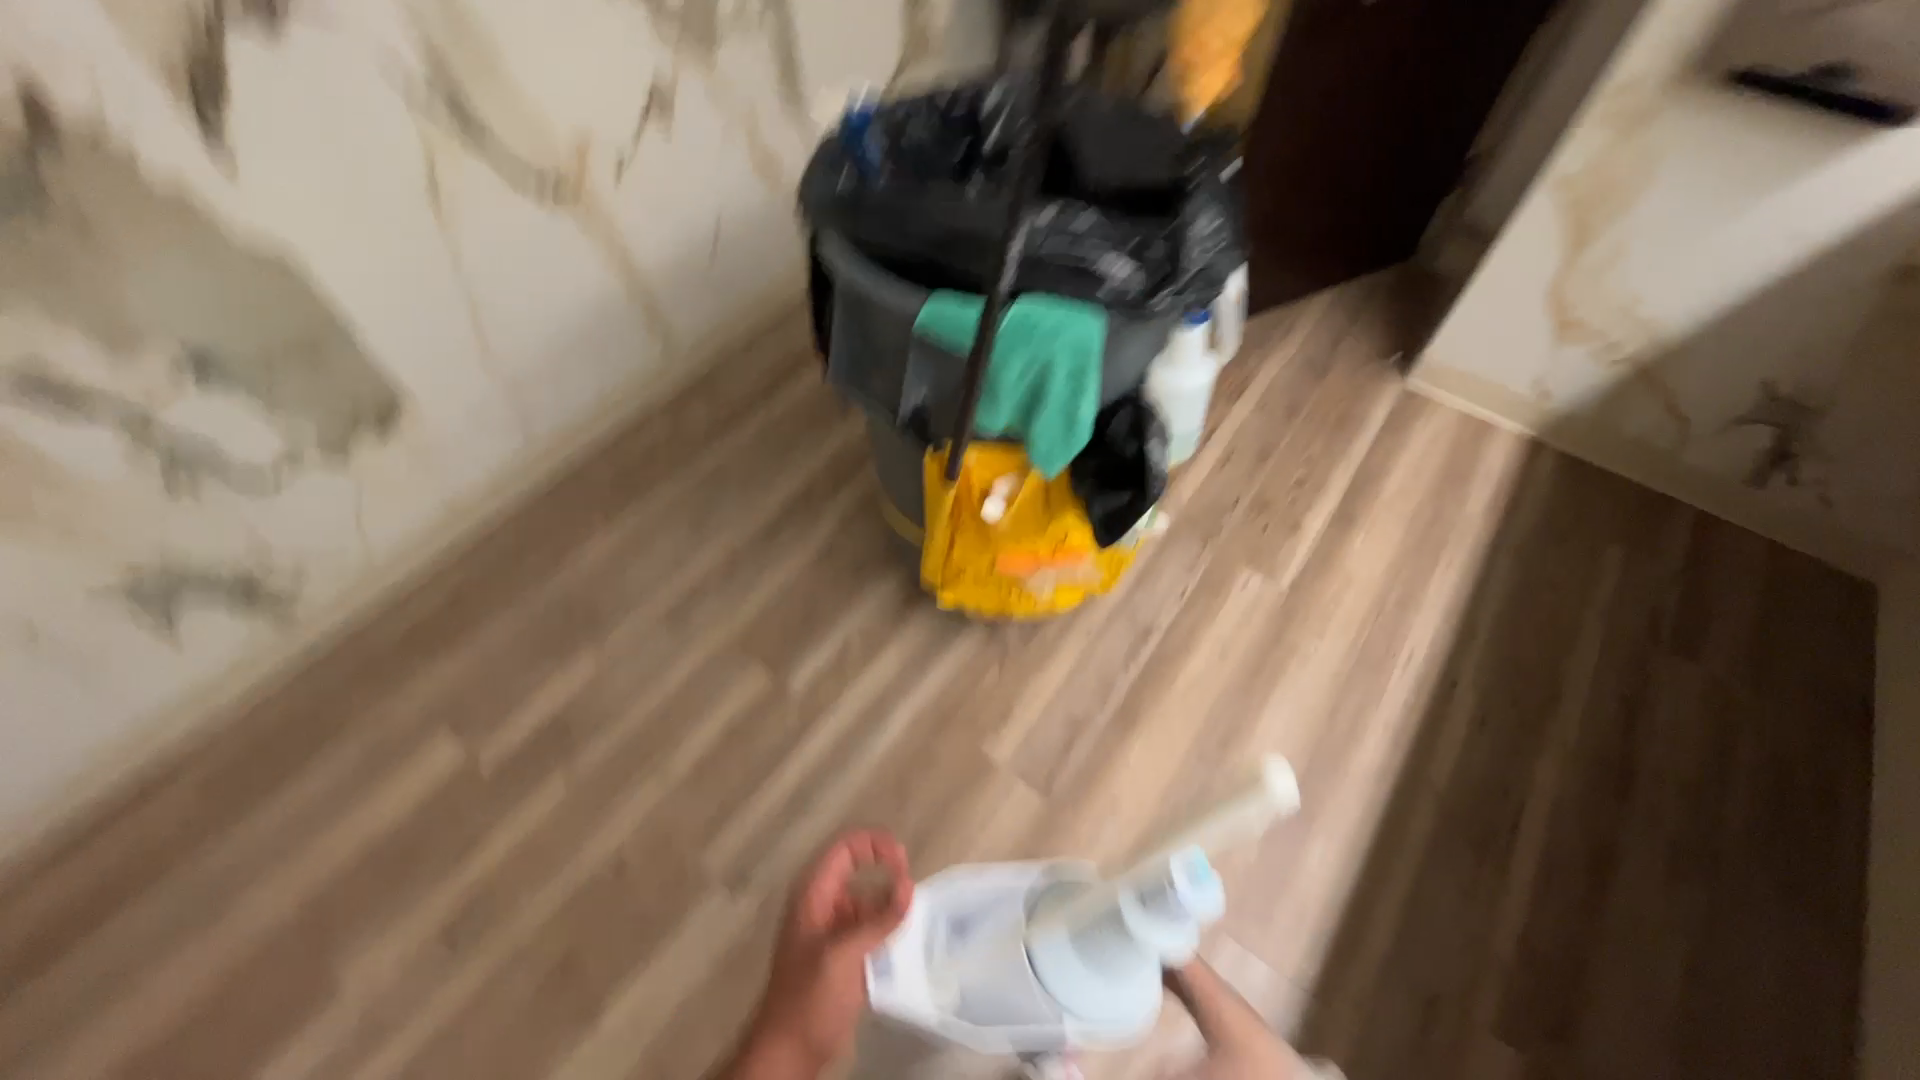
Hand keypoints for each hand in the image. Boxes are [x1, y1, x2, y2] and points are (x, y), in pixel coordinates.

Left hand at [746, 830, 913, 1070]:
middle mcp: (824, 906)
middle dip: (890, 884)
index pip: (846, 848)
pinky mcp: (846, 956)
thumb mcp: (843, 956)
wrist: (788, 1053)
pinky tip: (908, 950)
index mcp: (814, 895)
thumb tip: (909, 884)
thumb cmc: (807, 999)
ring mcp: (834, 932)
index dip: (875, 845)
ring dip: (893, 914)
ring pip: (871, 905)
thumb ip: (878, 919)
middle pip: (862, 874)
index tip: (904, 864)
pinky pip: (873, 932)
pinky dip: (890, 936)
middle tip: (916, 904)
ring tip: (915, 930)